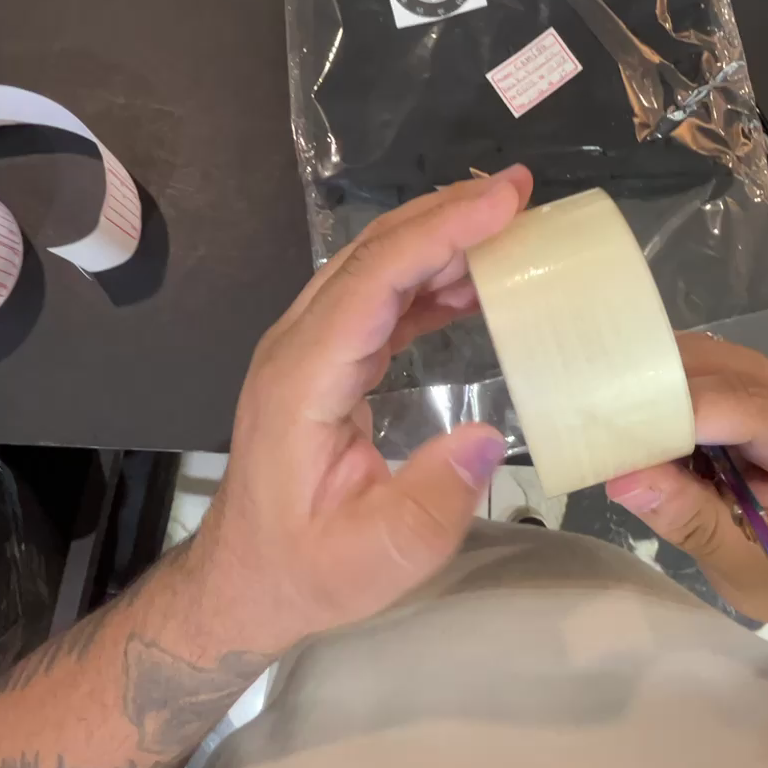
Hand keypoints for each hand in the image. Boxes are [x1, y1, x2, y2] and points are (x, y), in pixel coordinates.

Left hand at [184, 166, 534, 654]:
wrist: (249, 577)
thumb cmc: (305, 570)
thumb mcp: (376, 557)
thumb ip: (431, 501)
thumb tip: (488, 434)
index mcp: (304, 378)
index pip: (373, 279)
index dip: (438, 234)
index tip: (502, 204)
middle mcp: (301, 344)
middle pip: (372, 254)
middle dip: (445, 213)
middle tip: (517, 190)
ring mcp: (311, 347)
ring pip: (376, 266)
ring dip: (440, 237)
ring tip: (508, 223)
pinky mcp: (328, 359)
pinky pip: (380, 299)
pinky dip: (428, 279)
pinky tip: (470, 282)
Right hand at [603, 334, 767, 631]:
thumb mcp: (747, 569)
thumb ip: (691, 521)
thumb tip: (623, 477)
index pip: (743, 404)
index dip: (675, 411)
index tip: (614, 433)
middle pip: (721, 370)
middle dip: (657, 391)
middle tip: (597, 423)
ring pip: (707, 358)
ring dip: (657, 383)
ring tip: (611, 421)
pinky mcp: (757, 389)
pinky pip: (704, 368)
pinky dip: (666, 386)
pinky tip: (639, 418)